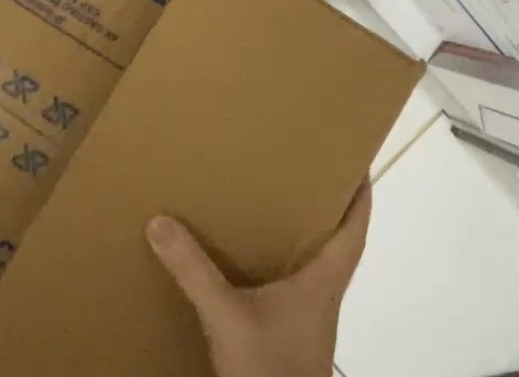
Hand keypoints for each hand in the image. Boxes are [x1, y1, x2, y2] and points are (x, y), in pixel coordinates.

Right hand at [148, 185, 371, 376]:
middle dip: (324, 207)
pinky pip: (290, 288)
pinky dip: (277, 265)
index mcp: (323, 282)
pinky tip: (246, 262)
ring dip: (300, 236)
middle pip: (335, 243)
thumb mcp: (226, 316)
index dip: (360, 196)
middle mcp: (322, 296)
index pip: (354, 230)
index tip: (357, 162)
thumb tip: (159, 221)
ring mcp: (308, 320)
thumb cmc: (269, 368)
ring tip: (271, 204)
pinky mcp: (290, 337)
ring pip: (313, 267)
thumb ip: (194, 270)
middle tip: (301, 171)